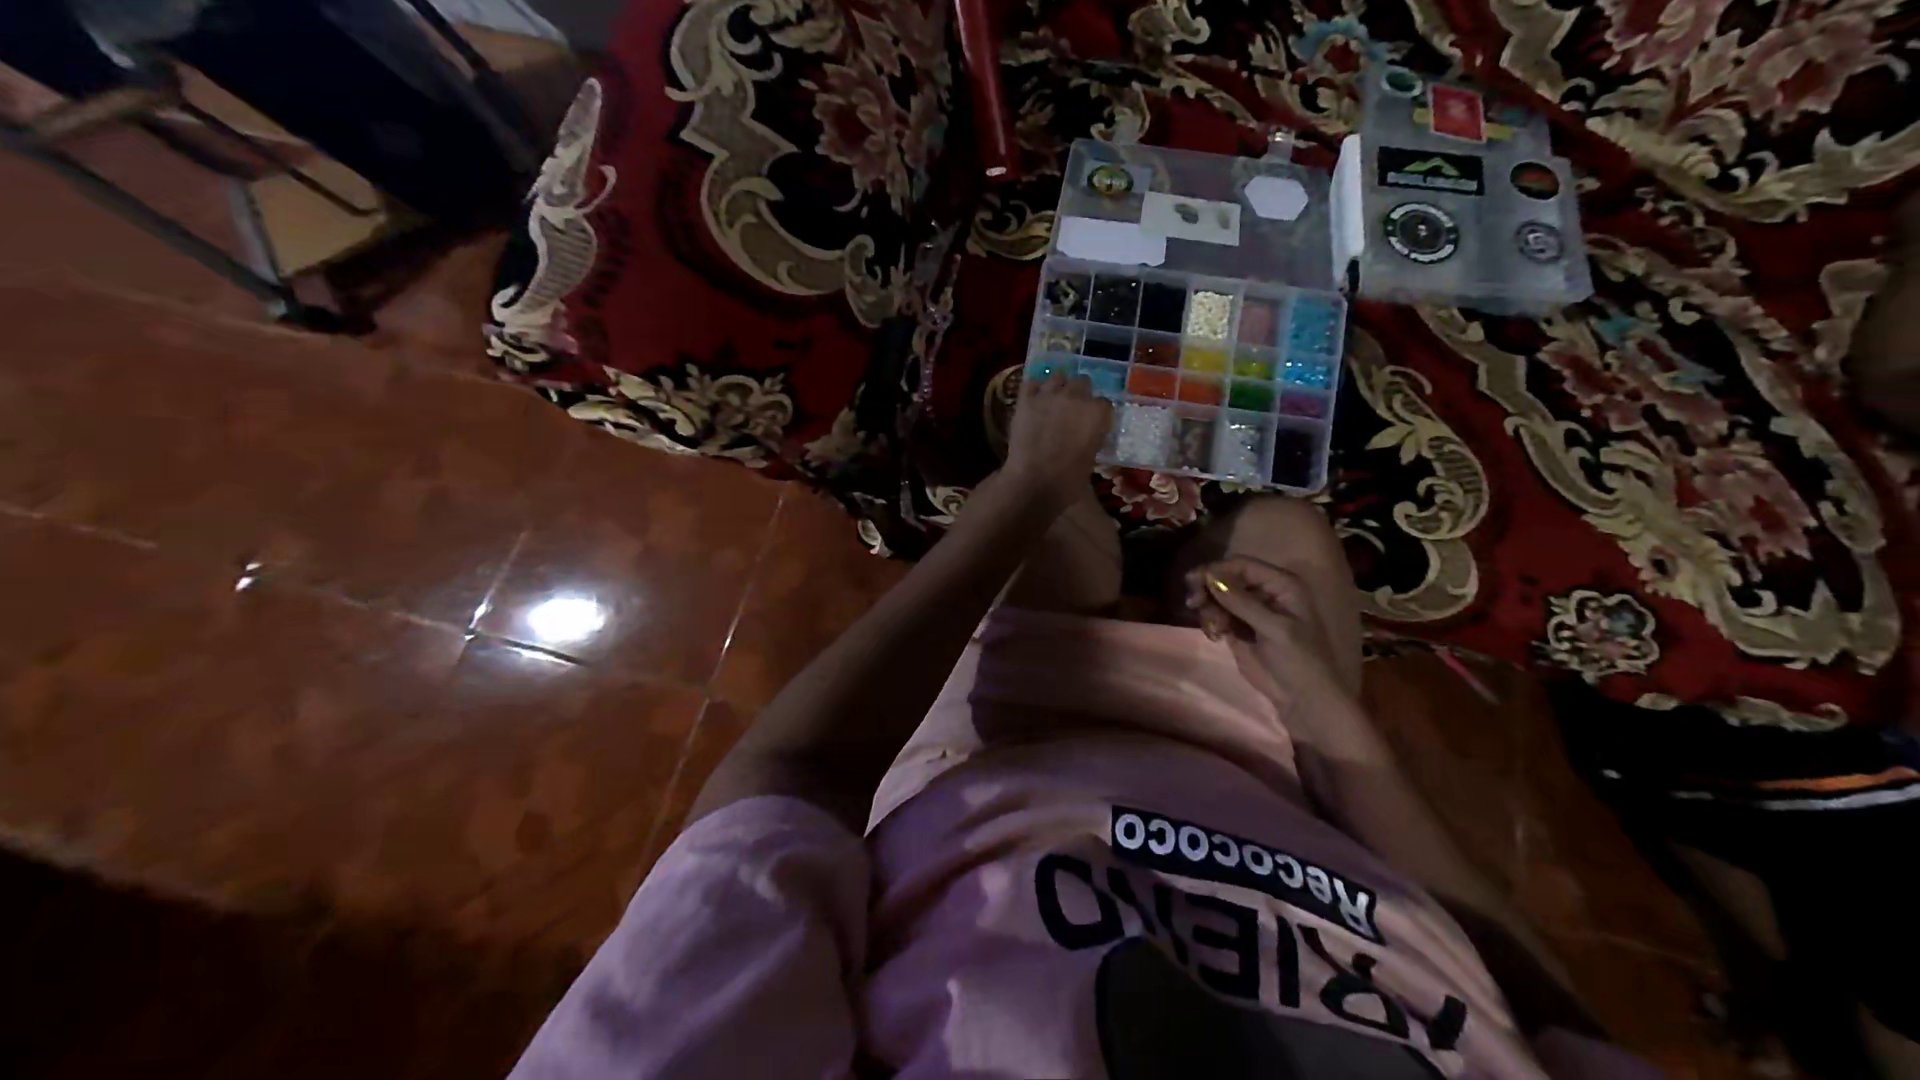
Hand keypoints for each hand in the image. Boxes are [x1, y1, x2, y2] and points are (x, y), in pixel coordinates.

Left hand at [1002, 373, 1112, 508]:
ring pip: (1058, 377)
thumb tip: (1086, 438)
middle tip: (1073, 409)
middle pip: (1083, 382)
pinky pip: (1031, 383)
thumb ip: (1092, 440)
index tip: (1092, 422)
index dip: (1098, 413)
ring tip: (1053, 400)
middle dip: (1080, 393)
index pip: (1104, 403)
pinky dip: (1034, 389)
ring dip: (1059, 386)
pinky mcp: (1026, 399)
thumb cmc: (1068, 481)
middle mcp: (1076, 397)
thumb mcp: (1091, 460)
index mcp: (1098, 413)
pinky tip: (1034, 398)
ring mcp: (1050, 395)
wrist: (1033, 482)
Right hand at [1186, 557, 1342, 705]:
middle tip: (1193, 603)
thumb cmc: (1299, 660)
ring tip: (1213, 628)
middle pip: (1226, 577)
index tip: (1194, 581)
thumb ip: (1242, 602)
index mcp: (1281, 584)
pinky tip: (1214, 636)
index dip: (1217, 570)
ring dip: (1209, 608)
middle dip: (1208, 588)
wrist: (1302, 698)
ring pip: (1217, 596)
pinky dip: (1210, 621)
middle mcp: (1264, 592)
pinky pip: (1216, 614)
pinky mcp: (1239, 627)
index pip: (1242, 565)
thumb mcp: (1274, 629)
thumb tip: (1209, 576)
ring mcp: (1250, 610)